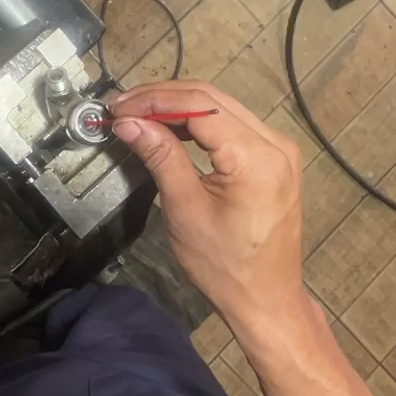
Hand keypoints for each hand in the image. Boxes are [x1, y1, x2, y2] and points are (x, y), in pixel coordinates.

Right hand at [109, 82, 313, 325]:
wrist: (266, 299)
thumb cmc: (224, 266)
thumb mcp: (185, 209)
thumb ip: (160, 157)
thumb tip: (128, 122)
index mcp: (256, 158)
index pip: (199, 107)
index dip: (153, 101)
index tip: (117, 108)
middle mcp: (275, 143)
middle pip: (211, 98)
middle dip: (162, 97)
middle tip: (121, 106)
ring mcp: (278, 148)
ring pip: (220, 105)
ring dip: (177, 105)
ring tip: (137, 113)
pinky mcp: (274, 157)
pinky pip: (231, 123)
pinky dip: (197, 120)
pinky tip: (167, 125)